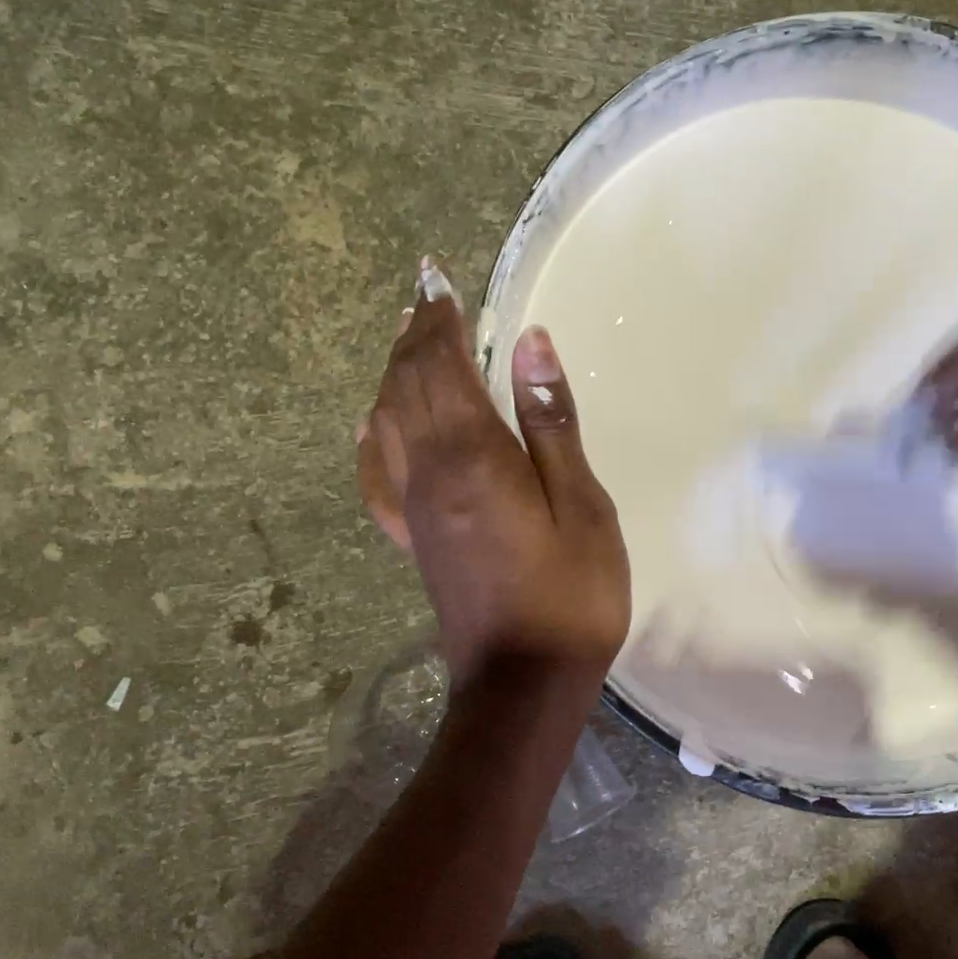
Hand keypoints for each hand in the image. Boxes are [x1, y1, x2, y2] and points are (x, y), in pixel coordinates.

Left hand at [358, 263, 629, 681]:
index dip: (437, 316)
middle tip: (429, 297)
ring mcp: (412, 508)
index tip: (436, 276)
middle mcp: (427, 471)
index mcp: (471, 455)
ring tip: (412, 344)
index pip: (440, 364)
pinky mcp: (413, 539)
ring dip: (395, 373)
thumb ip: (551, 424)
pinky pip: (376, 472)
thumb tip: (531, 345)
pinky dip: (374, 434)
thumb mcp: (583, 506)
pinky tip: (375, 424)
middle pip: (405, 384)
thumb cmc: (571, 594)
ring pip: (386, 419)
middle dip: (414, 334)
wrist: (523, 682)